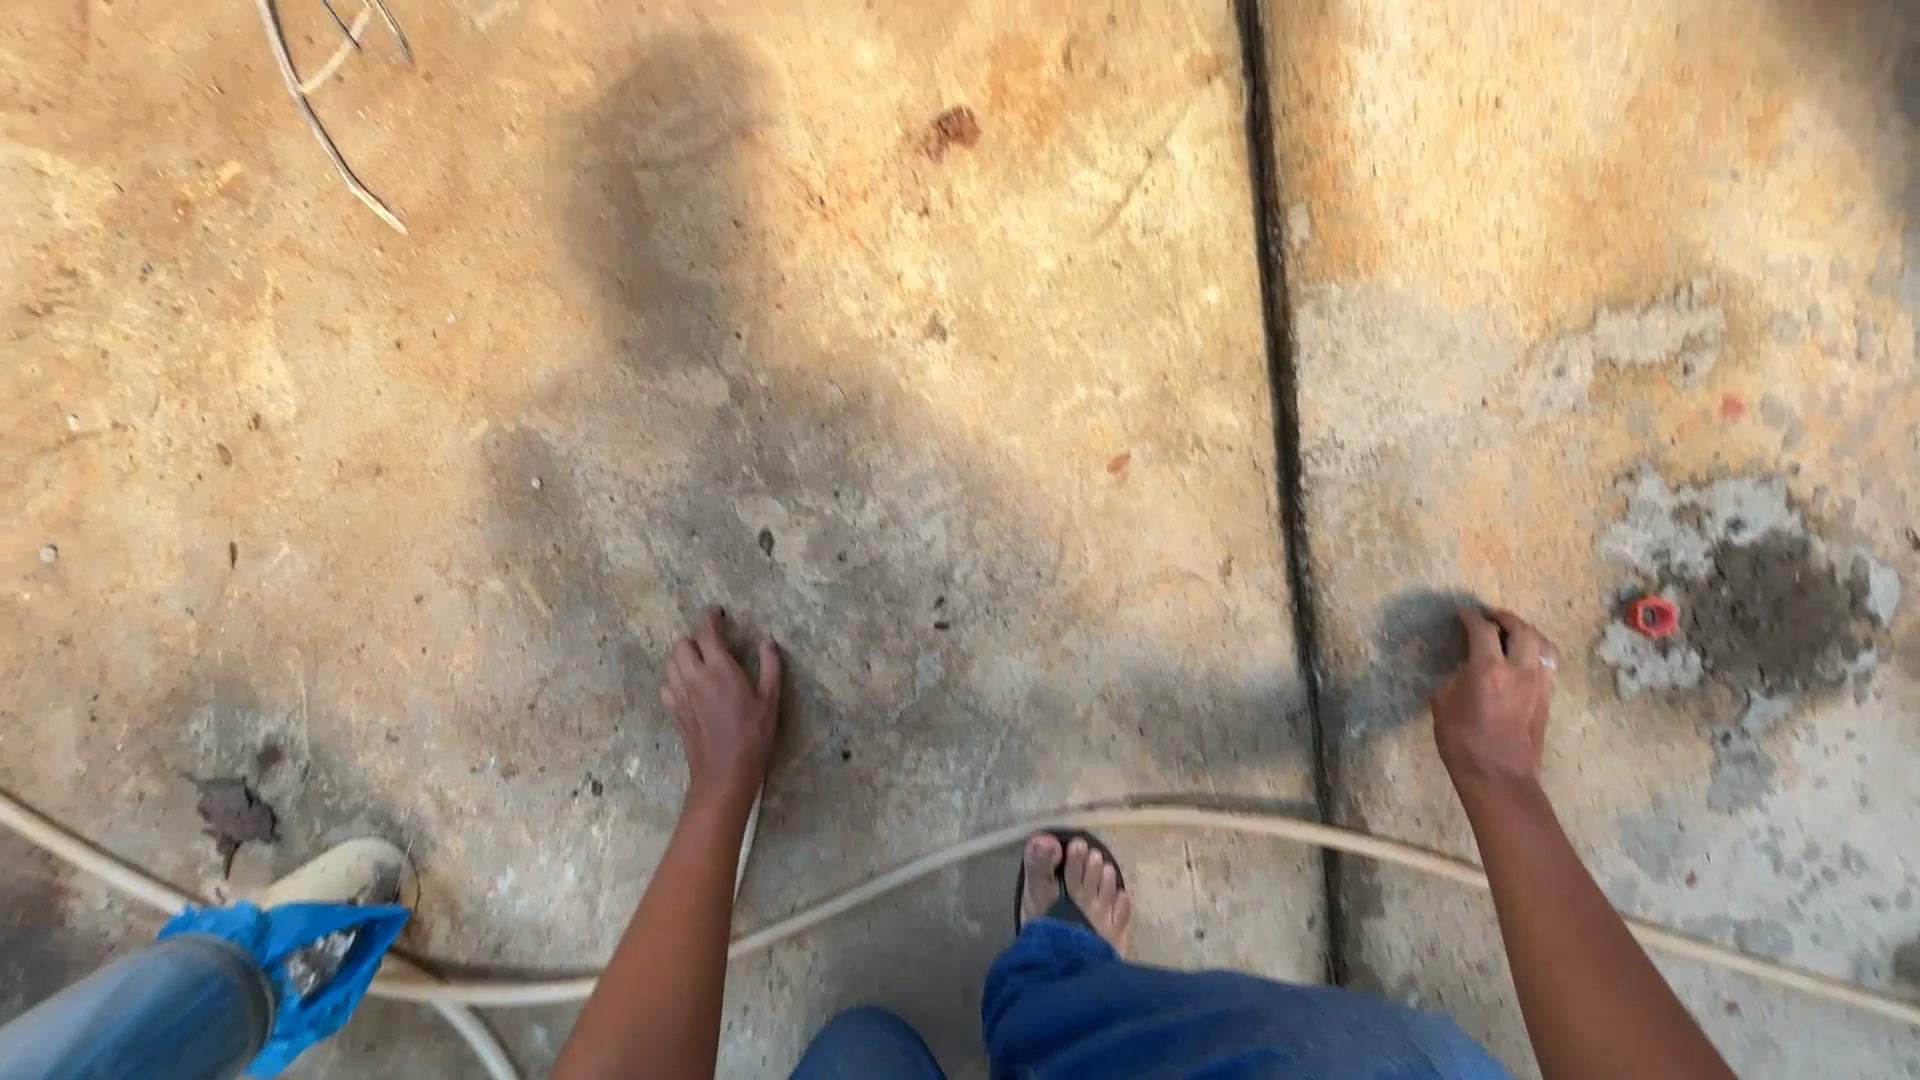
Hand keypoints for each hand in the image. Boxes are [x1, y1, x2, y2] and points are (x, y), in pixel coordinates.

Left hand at [660, 607, 781, 809]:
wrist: (724, 774)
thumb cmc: (753, 736)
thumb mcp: (770, 701)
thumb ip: (770, 667)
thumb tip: (768, 642)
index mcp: (719, 670)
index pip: (706, 632)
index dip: (709, 617)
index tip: (717, 611)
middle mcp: (694, 677)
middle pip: (680, 644)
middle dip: (694, 637)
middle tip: (712, 641)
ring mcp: (680, 696)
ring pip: (670, 663)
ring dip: (682, 657)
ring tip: (700, 661)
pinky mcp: (674, 713)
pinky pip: (667, 686)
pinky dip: (676, 679)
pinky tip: (690, 687)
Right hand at [1430, 607, 1559, 788]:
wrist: (1498, 774)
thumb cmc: (1461, 740)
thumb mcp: (1443, 703)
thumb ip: (1457, 678)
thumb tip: (1467, 668)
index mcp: (1488, 670)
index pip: (1482, 631)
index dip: (1470, 617)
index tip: (1462, 614)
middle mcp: (1519, 671)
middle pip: (1521, 630)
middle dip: (1504, 618)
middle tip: (1490, 616)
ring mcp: (1539, 684)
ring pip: (1543, 644)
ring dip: (1527, 632)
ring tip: (1513, 631)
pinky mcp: (1547, 697)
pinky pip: (1547, 663)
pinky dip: (1536, 651)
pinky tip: (1523, 656)